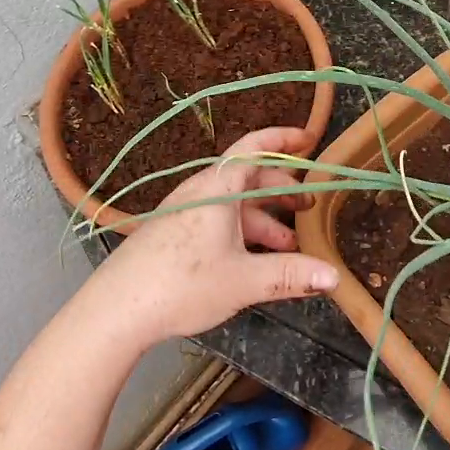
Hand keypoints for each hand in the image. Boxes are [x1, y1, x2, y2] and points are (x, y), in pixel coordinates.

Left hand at [88, 126, 339, 347]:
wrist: (116, 309)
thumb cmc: (183, 284)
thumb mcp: (244, 281)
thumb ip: (291, 275)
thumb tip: (334, 276)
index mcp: (218, 188)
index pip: (254, 147)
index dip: (283, 139)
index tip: (309, 139)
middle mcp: (201, 192)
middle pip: (248, 178)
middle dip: (281, 191)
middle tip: (309, 210)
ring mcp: (185, 213)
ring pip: (233, 205)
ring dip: (264, 220)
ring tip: (288, 249)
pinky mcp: (174, 235)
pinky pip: (217, 222)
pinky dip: (242, 233)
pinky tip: (254, 263)